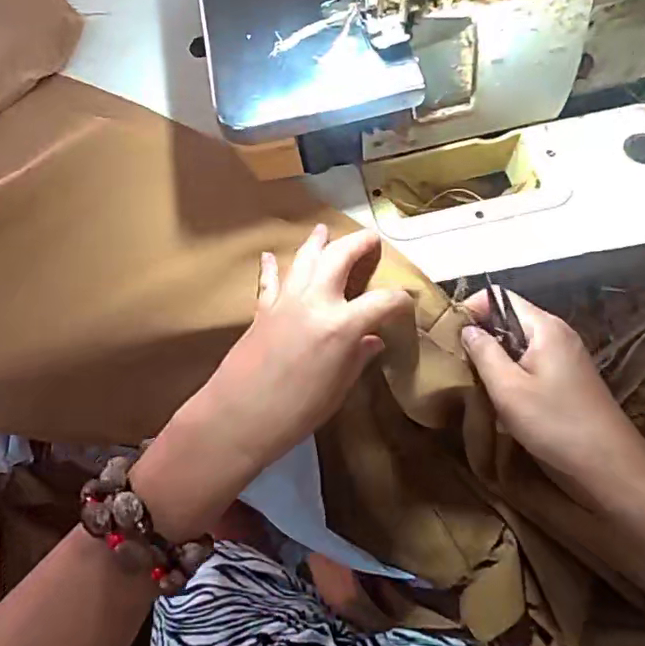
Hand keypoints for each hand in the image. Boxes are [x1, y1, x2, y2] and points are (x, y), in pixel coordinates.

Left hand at [133, 225, 413, 538]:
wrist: (237, 416)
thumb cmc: (297, 412)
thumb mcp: (338, 388)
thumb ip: (357, 358)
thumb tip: (373, 340)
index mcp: (342, 325)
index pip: (383, 301)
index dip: (400, 300)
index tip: (407, 303)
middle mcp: (315, 302)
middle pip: (339, 258)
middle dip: (358, 244)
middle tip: (371, 239)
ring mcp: (285, 302)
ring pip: (304, 260)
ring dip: (317, 243)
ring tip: (324, 229)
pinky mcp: (263, 310)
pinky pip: (271, 281)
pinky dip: (273, 267)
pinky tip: (271, 256)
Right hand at [459, 290, 644, 510]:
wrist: (611, 469)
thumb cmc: (556, 425)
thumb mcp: (508, 389)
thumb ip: (484, 353)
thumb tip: (467, 329)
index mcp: (545, 327)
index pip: (499, 296)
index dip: (471, 308)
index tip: (449, 335)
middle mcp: (557, 334)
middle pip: (508, 319)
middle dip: (480, 335)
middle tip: (455, 361)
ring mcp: (565, 358)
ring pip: (518, 344)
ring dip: (494, 359)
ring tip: (472, 380)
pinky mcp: (567, 381)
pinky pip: (531, 364)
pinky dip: (511, 374)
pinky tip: (499, 397)